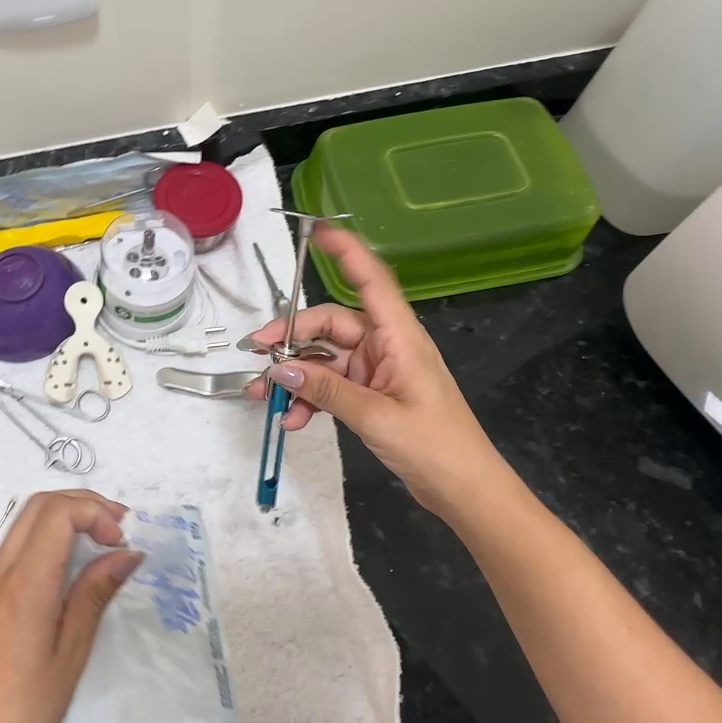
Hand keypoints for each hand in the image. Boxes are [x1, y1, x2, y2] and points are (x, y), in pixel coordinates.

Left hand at [0, 490, 144, 722]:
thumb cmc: (30, 709)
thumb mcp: (73, 651)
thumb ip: (96, 592)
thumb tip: (127, 552)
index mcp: (23, 583)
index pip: (57, 512)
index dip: (95, 512)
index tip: (121, 542)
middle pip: (38, 506)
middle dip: (83, 503)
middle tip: (120, 527)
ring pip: (25, 523)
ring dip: (64, 518)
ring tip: (103, 541)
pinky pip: (17, 548)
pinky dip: (48, 539)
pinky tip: (72, 566)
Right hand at [246, 227, 513, 517]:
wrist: (465, 491)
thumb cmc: (435, 446)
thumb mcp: (377, 417)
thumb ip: (326, 390)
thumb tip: (279, 369)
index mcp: (399, 336)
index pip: (371, 280)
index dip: (346, 252)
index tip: (316, 231)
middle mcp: (385, 345)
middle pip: (330, 324)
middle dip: (291, 339)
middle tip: (256, 355)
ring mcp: (376, 370)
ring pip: (323, 358)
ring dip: (294, 376)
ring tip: (265, 398)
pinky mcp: (370, 393)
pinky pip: (330, 385)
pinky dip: (309, 399)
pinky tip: (292, 420)